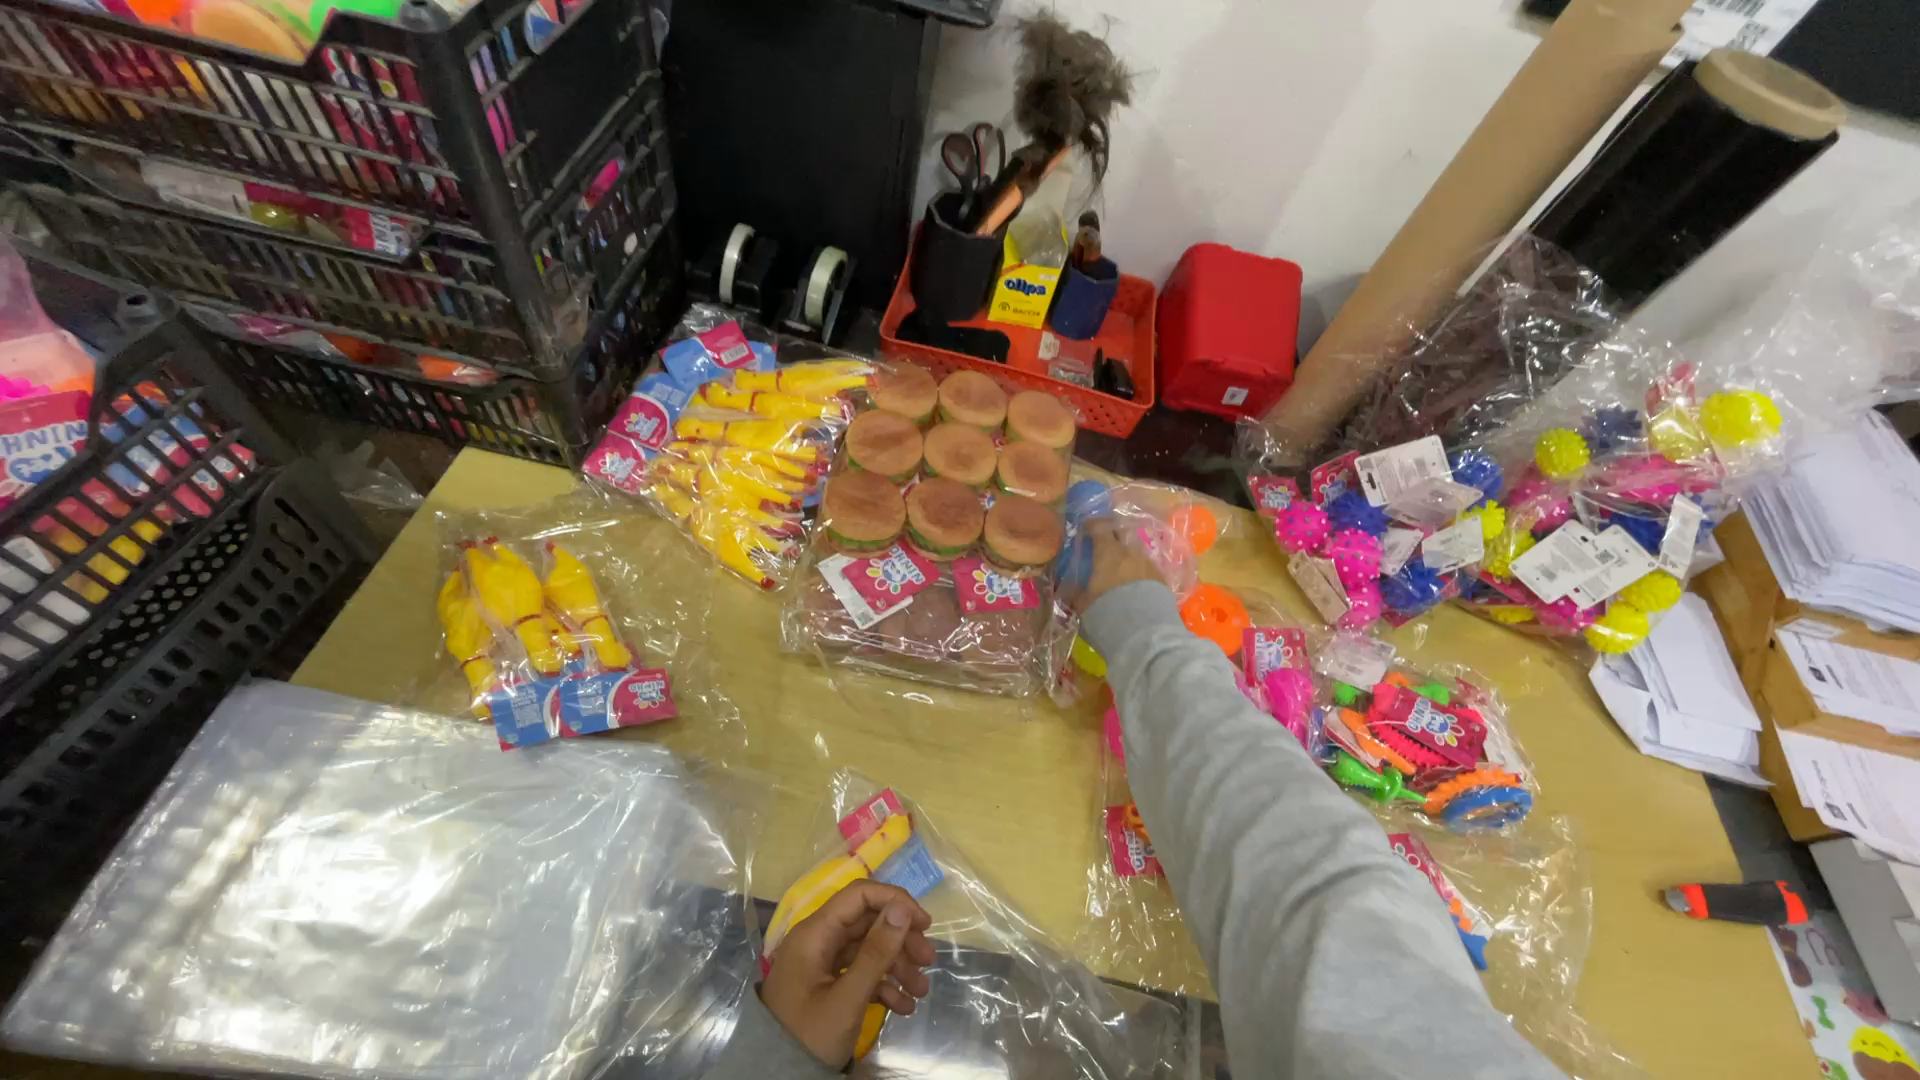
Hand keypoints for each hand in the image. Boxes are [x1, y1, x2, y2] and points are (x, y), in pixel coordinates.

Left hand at [760, 880, 935, 1066]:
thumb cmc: (809, 1035)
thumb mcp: (847, 998)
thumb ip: (876, 952)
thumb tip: (902, 908)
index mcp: (815, 933)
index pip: (860, 895)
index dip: (894, 901)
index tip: (923, 923)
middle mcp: (818, 940)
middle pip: (868, 922)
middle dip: (901, 940)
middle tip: (928, 961)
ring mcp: (822, 963)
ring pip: (868, 949)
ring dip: (897, 966)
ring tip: (920, 991)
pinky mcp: (827, 985)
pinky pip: (860, 973)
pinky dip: (883, 985)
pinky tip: (903, 1006)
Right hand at [1061, 519, 1164, 612]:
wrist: (1144, 632)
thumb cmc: (1106, 612)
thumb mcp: (1082, 605)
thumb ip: (1075, 593)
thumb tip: (1068, 589)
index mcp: (1108, 552)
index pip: (1100, 527)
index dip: (1092, 525)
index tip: (1086, 527)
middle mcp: (1130, 552)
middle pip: (1122, 532)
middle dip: (1112, 533)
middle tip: (1104, 541)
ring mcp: (1149, 564)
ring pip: (1136, 550)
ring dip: (1127, 553)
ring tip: (1121, 566)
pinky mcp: (1162, 579)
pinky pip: (1147, 567)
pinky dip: (1139, 570)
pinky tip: (1135, 583)